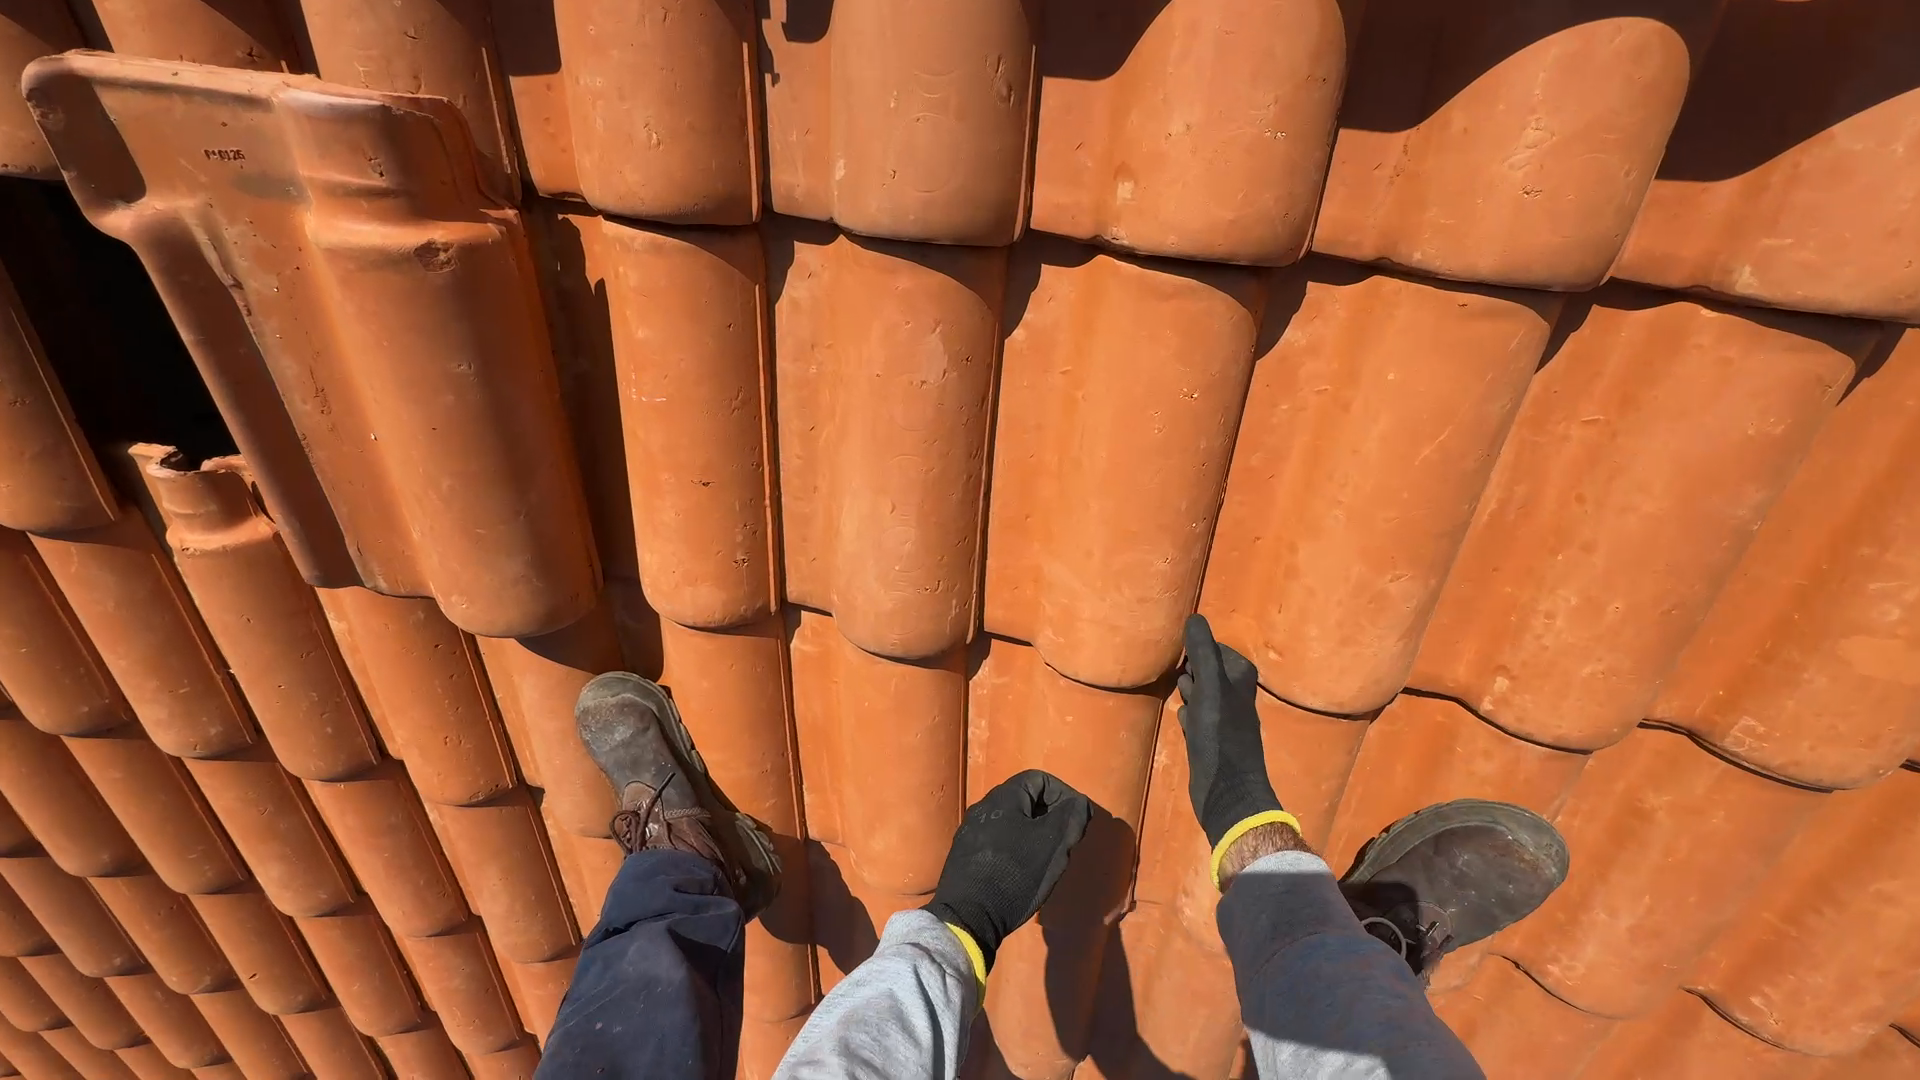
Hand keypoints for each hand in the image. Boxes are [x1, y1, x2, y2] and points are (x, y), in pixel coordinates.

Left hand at [924, 770, 1090, 968]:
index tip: (1076, 819)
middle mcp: (983, 807)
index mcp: (1003, 797)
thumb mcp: (1053, 844)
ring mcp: (971, 831)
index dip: (1063, 794)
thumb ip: (1071, 818)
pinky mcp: (965, 854)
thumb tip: (1080, 803)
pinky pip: (998, 840)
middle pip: (1025, 800)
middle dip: (1050, 815)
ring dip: (1033, 834)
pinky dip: (1017, 848)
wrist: (968, 916)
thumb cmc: (1014, 874)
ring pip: (1012, 822)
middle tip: (1065, 840)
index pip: (1039, 779)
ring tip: (1047, 858)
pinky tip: (1022, 872)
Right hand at [1178, 614, 1284, 849]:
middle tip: (1180, 678)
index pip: (1215, 649)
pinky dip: (1187, 714)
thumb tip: (1195, 618)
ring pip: (1199, 693)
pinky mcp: (1211, 739)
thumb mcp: (1211, 688)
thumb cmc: (1221, 736)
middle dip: (1190, 672)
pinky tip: (1182, 719)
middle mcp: (1235, 696)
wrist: (1227, 791)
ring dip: (1187, 692)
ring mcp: (1223, 719)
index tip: (1182, 658)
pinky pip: (1195, 716)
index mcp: (1241, 678)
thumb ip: (1203, 653)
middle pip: (1205, 670)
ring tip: (1180, 697)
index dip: (1197, 652)